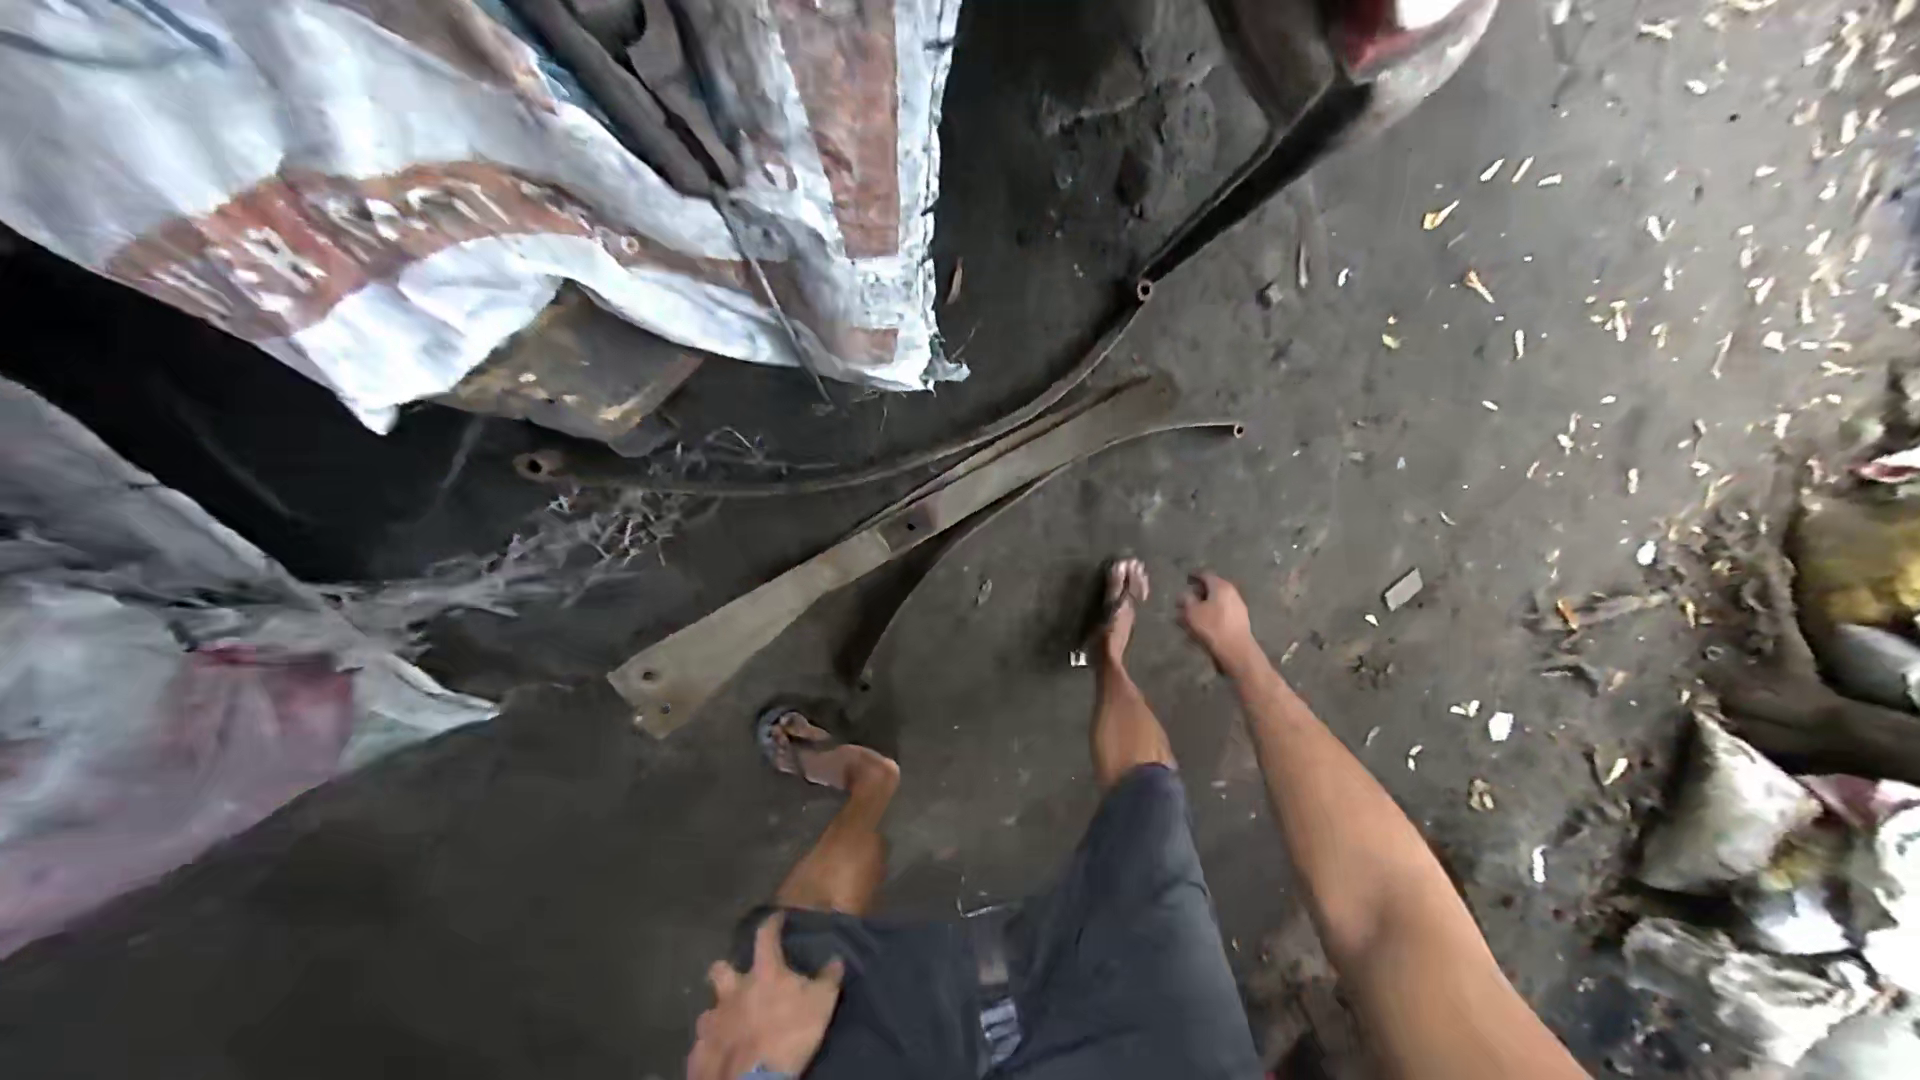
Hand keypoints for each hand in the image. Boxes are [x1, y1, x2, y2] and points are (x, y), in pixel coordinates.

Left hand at [687, 913, 843, 1079]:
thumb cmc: (790, 1034)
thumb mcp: (822, 1003)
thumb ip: (828, 978)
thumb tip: (836, 959)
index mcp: (763, 973)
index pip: (766, 935)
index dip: (772, 923)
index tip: (777, 917)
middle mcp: (733, 991)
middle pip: (719, 970)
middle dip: (724, 971)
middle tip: (735, 980)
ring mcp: (713, 1022)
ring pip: (709, 1011)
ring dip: (718, 1015)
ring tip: (729, 1025)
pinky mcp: (700, 1054)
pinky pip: (702, 1047)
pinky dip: (711, 1048)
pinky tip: (720, 1054)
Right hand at [1177, 571, 1261, 677]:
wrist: (1236, 650)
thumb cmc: (1212, 627)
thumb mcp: (1191, 611)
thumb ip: (1186, 598)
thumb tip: (1185, 593)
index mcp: (1221, 586)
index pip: (1206, 575)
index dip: (1194, 576)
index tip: (1186, 578)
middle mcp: (1232, 593)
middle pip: (1212, 587)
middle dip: (1198, 592)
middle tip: (1186, 598)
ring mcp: (1238, 606)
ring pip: (1217, 600)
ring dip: (1204, 604)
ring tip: (1192, 613)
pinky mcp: (1240, 619)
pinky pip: (1222, 610)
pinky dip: (1211, 612)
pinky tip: (1203, 622)